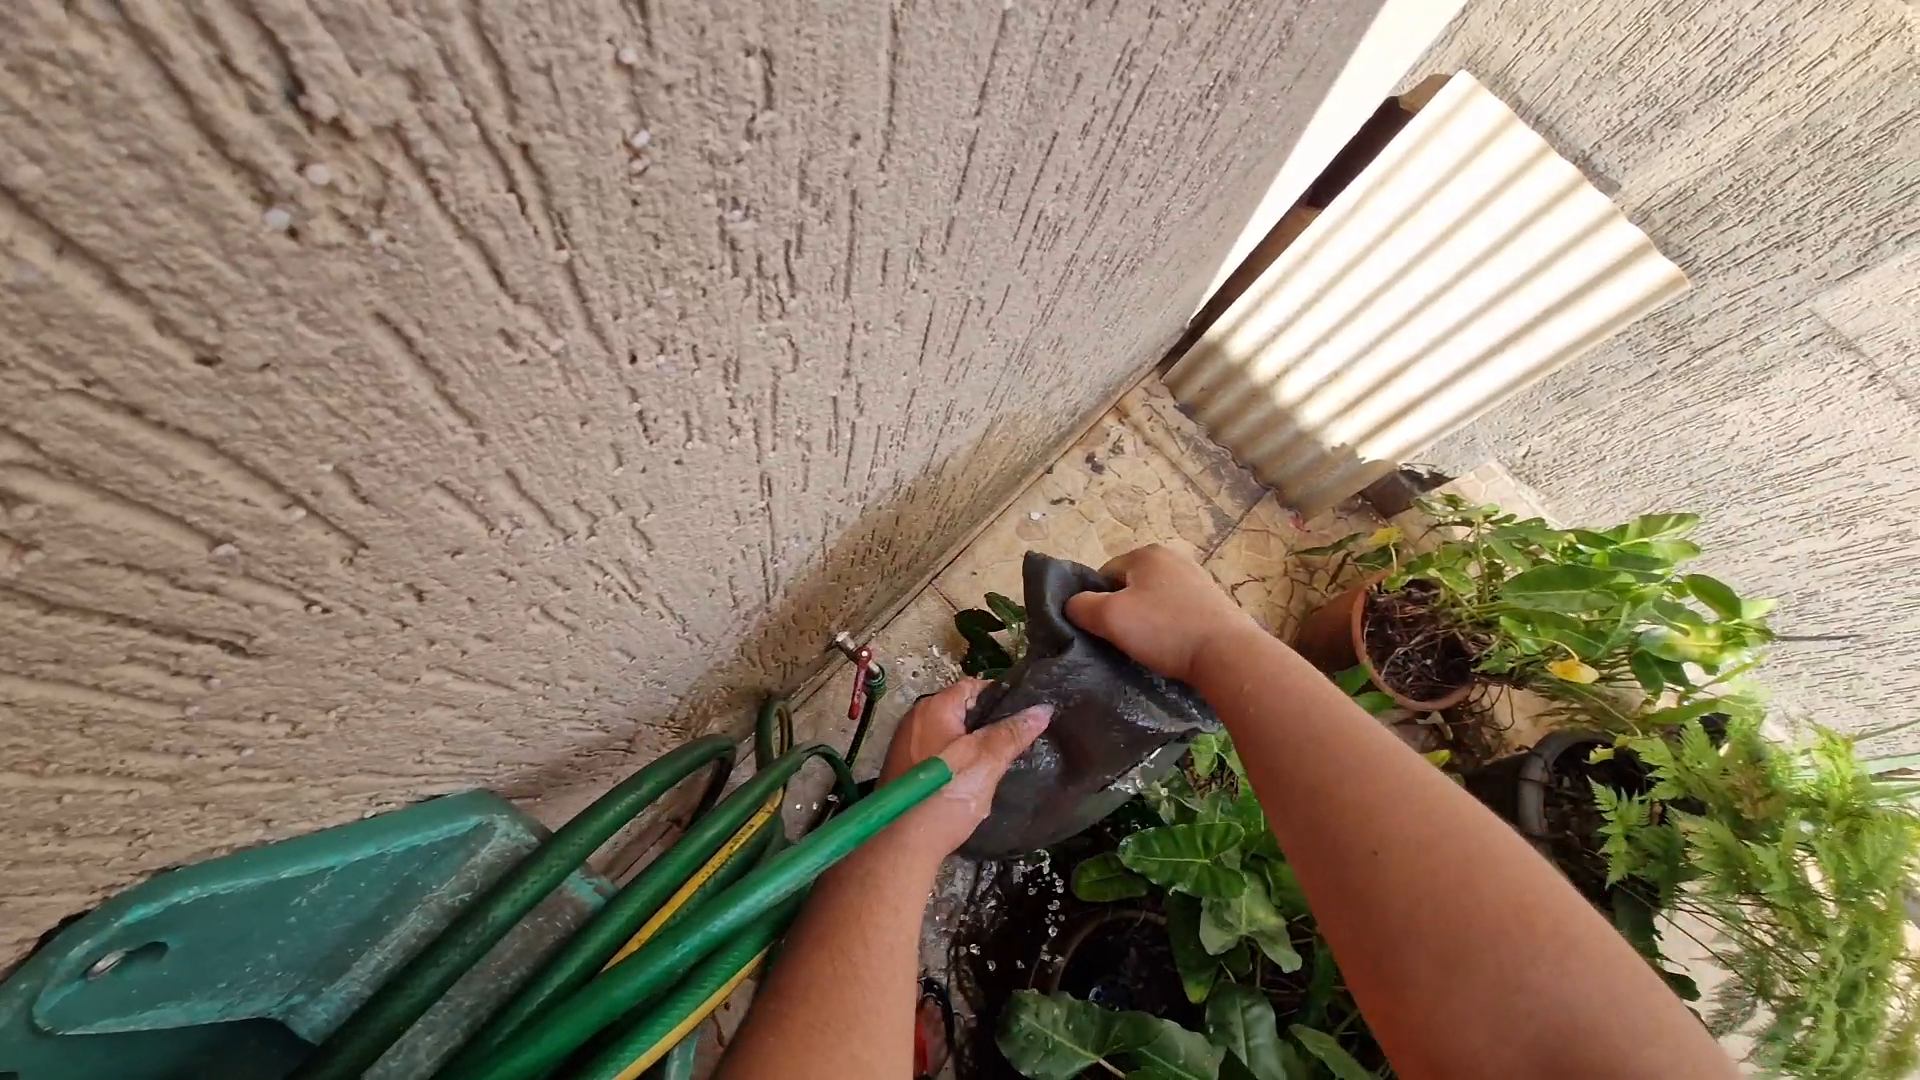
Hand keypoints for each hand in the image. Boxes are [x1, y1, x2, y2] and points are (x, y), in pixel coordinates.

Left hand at [869, 678, 1051, 868]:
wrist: (901, 845)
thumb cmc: (945, 796)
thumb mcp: (986, 762)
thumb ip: (1012, 733)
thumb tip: (1042, 709)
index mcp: (934, 708)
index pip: (973, 686)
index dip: (1000, 697)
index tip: (1024, 715)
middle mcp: (916, 719)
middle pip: (961, 712)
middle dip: (987, 726)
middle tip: (1014, 744)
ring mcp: (907, 745)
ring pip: (951, 737)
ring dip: (973, 749)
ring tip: (996, 767)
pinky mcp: (905, 770)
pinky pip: (938, 757)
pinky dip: (955, 765)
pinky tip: (970, 786)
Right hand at [1065, 543, 1260, 683]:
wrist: (1227, 655)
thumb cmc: (1164, 630)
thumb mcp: (1109, 617)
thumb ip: (1081, 606)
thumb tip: (1073, 605)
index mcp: (1147, 553)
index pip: (1104, 575)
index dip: (1097, 603)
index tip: (1104, 629)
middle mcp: (1173, 559)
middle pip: (1129, 587)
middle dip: (1124, 612)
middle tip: (1125, 640)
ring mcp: (1197, 580)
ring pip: (1153, 602)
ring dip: (1147, 622)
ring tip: (1150, 647)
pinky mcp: (1214, 603)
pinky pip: (1177, 613)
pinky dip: (1170, 629)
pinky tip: (1172, 647)